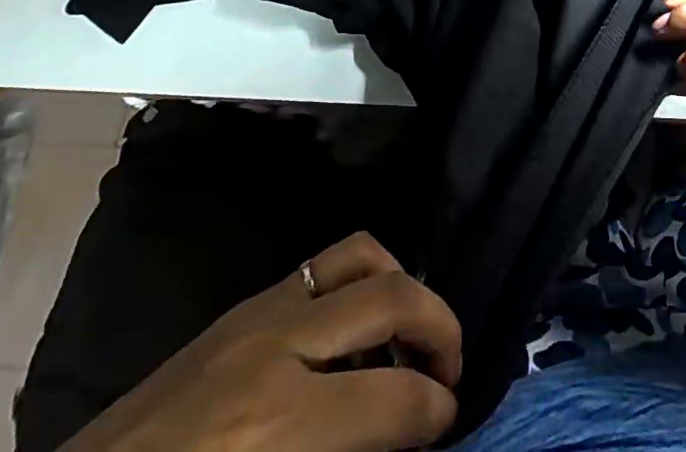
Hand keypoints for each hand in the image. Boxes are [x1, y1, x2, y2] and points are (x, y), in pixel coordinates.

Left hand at [62, 232, 460, 451]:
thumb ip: (353, 450)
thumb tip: (409, 429)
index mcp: (277, 421)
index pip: (397, 396)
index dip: (439, 410)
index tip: (447, 420)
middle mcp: (272, 348)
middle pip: (391, 296)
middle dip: (441, 328)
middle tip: (446, 370)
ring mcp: (252, 315)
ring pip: (358, 254)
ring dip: (402, 286)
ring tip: (407, 335)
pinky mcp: (238, 308)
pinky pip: (320, 268)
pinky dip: (360, 287)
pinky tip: (353, 338)